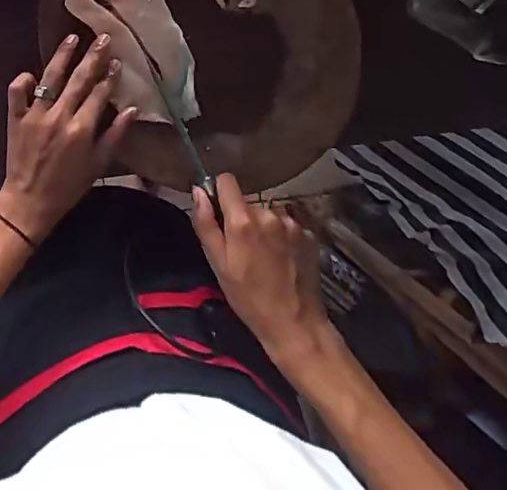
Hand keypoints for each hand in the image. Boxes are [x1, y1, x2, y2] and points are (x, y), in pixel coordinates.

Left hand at [0, 34, 139, 243]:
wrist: (29, 201)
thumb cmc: (68, 185)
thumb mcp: (98, 164)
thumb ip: (115, 135)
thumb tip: (132, 109)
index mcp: (81, 129)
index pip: (99, 94)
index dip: (110, 76)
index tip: (117, 60)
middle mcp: (59, 117)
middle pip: (79, 79)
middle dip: (93, 57)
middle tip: (104, 38)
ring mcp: (35, 115)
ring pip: (50, 78)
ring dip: (62, 56)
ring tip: (72, 38)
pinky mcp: (15, 118)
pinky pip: (16, 92)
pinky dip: (23, 80)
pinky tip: (32, 73)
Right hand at [192, 173, 332, 354]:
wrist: (296, 325)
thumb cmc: (248, 297)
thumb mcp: (217, 263)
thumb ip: (205, 223)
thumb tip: (198, 191)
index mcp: (243, 219)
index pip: (227, 180)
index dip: (220, 192)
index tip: (220, 212)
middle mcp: (269, 214)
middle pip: (248, 201)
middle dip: (242, 217)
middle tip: (242, 248)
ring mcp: (292, 224)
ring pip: (267, 212)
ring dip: (263, 226)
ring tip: (264, 255)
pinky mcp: (309, 234)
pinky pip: (286, 224)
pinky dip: (282, 235)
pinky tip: (283, 259)